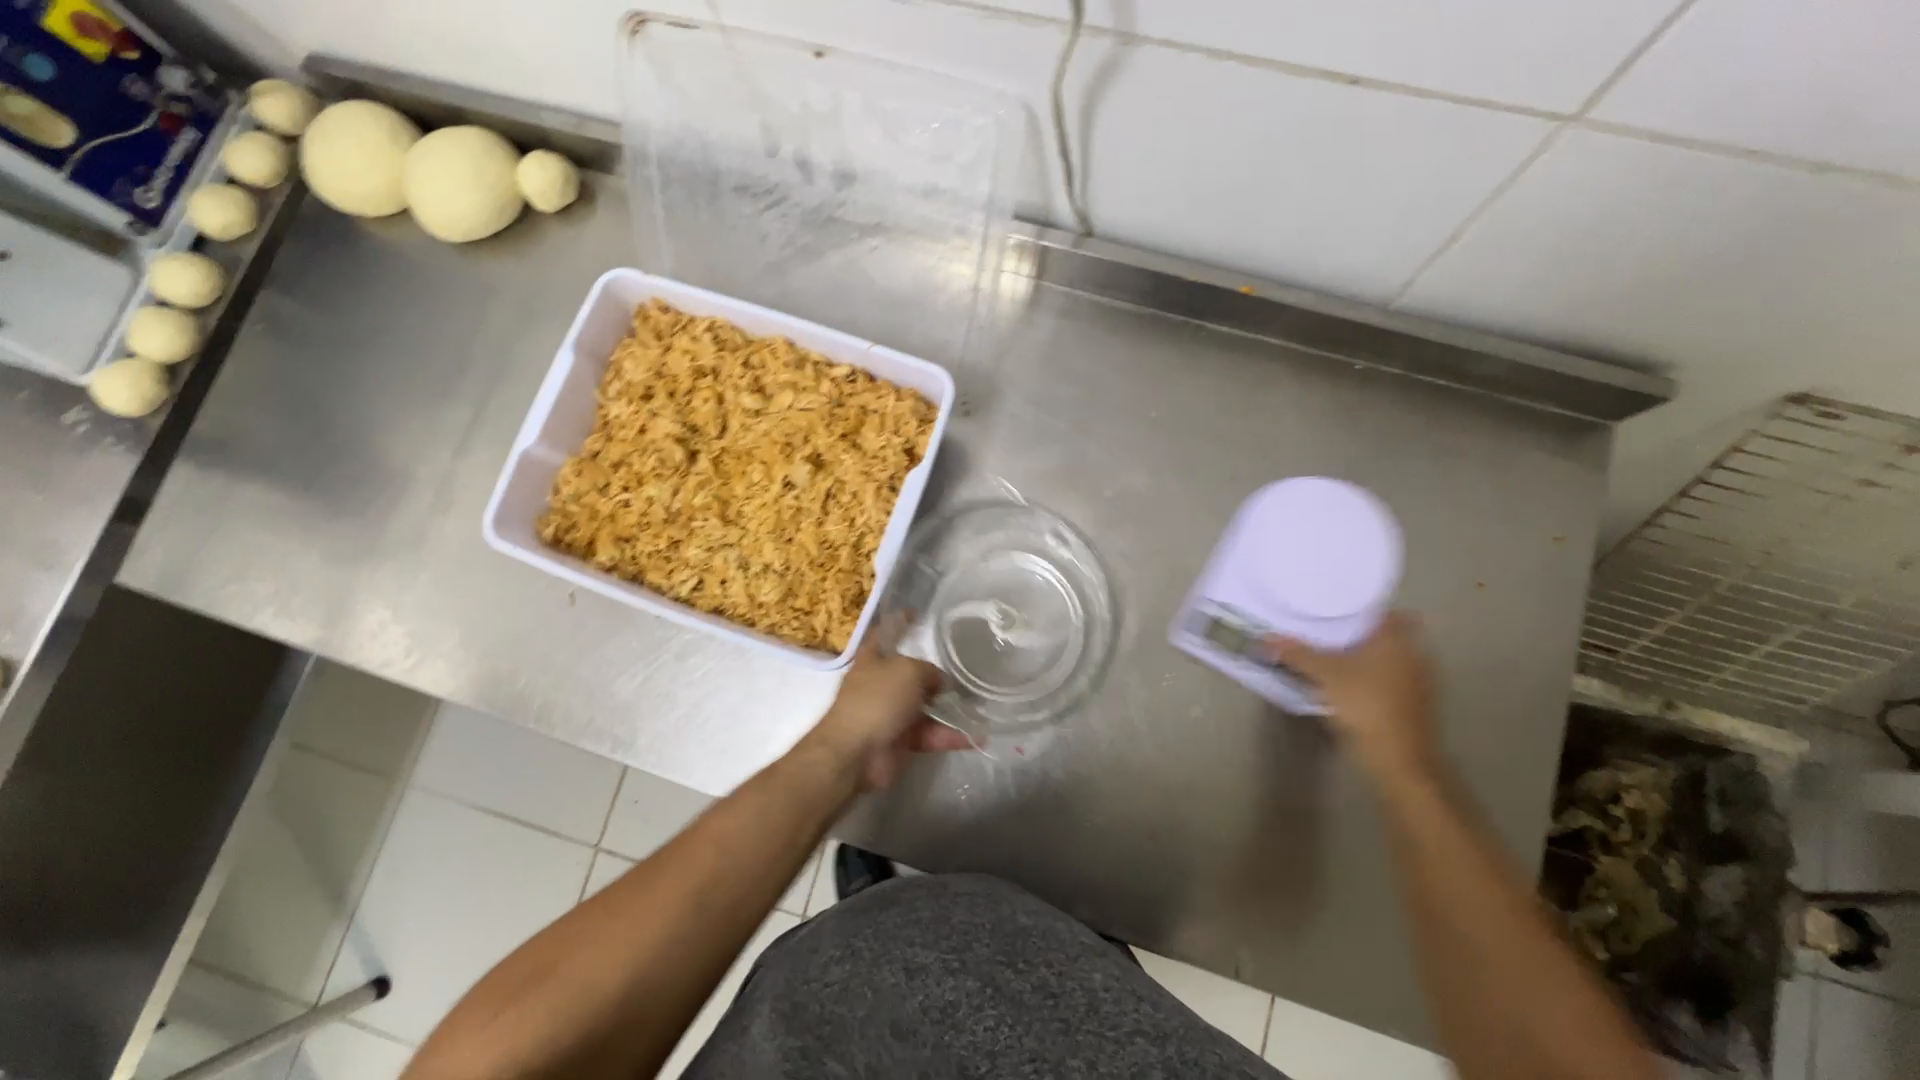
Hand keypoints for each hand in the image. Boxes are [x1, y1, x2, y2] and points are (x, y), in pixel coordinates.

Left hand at [808, 630, 971, 790]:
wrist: (856, 752)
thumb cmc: (877, 700)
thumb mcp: (908, 672)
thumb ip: (929, 671)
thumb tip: (941, 683)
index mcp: (873, 660)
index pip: (884, 633)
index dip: (899, 621)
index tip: (916, 612)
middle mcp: (881, 684)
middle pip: (912, 674)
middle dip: (936, 673)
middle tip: (966, 666)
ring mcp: (891, 713)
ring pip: (926, 707)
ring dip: (951, 708)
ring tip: (981, 705)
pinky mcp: (902, 740)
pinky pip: (931, 734)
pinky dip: (951, 736)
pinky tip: (979, 736)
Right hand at [1271, 612, 1439, 782]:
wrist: (1401, 757)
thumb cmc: (1365, 705)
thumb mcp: (1324, 676)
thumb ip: (1298, 654)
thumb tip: (1267, 638)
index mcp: (1396, 638)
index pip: (1385, 612)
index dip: (1364, 610)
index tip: (1339, 613)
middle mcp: (1415, 653)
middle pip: (1389, 636)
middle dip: (1364, 637)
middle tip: (1332, 638)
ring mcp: (1422, 681)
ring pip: (1394, 660)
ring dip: (1372, 661)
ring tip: (1340, 665)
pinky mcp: (1420, 705)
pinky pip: (1397, 682)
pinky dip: (1378, 682)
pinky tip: (1355, 692)